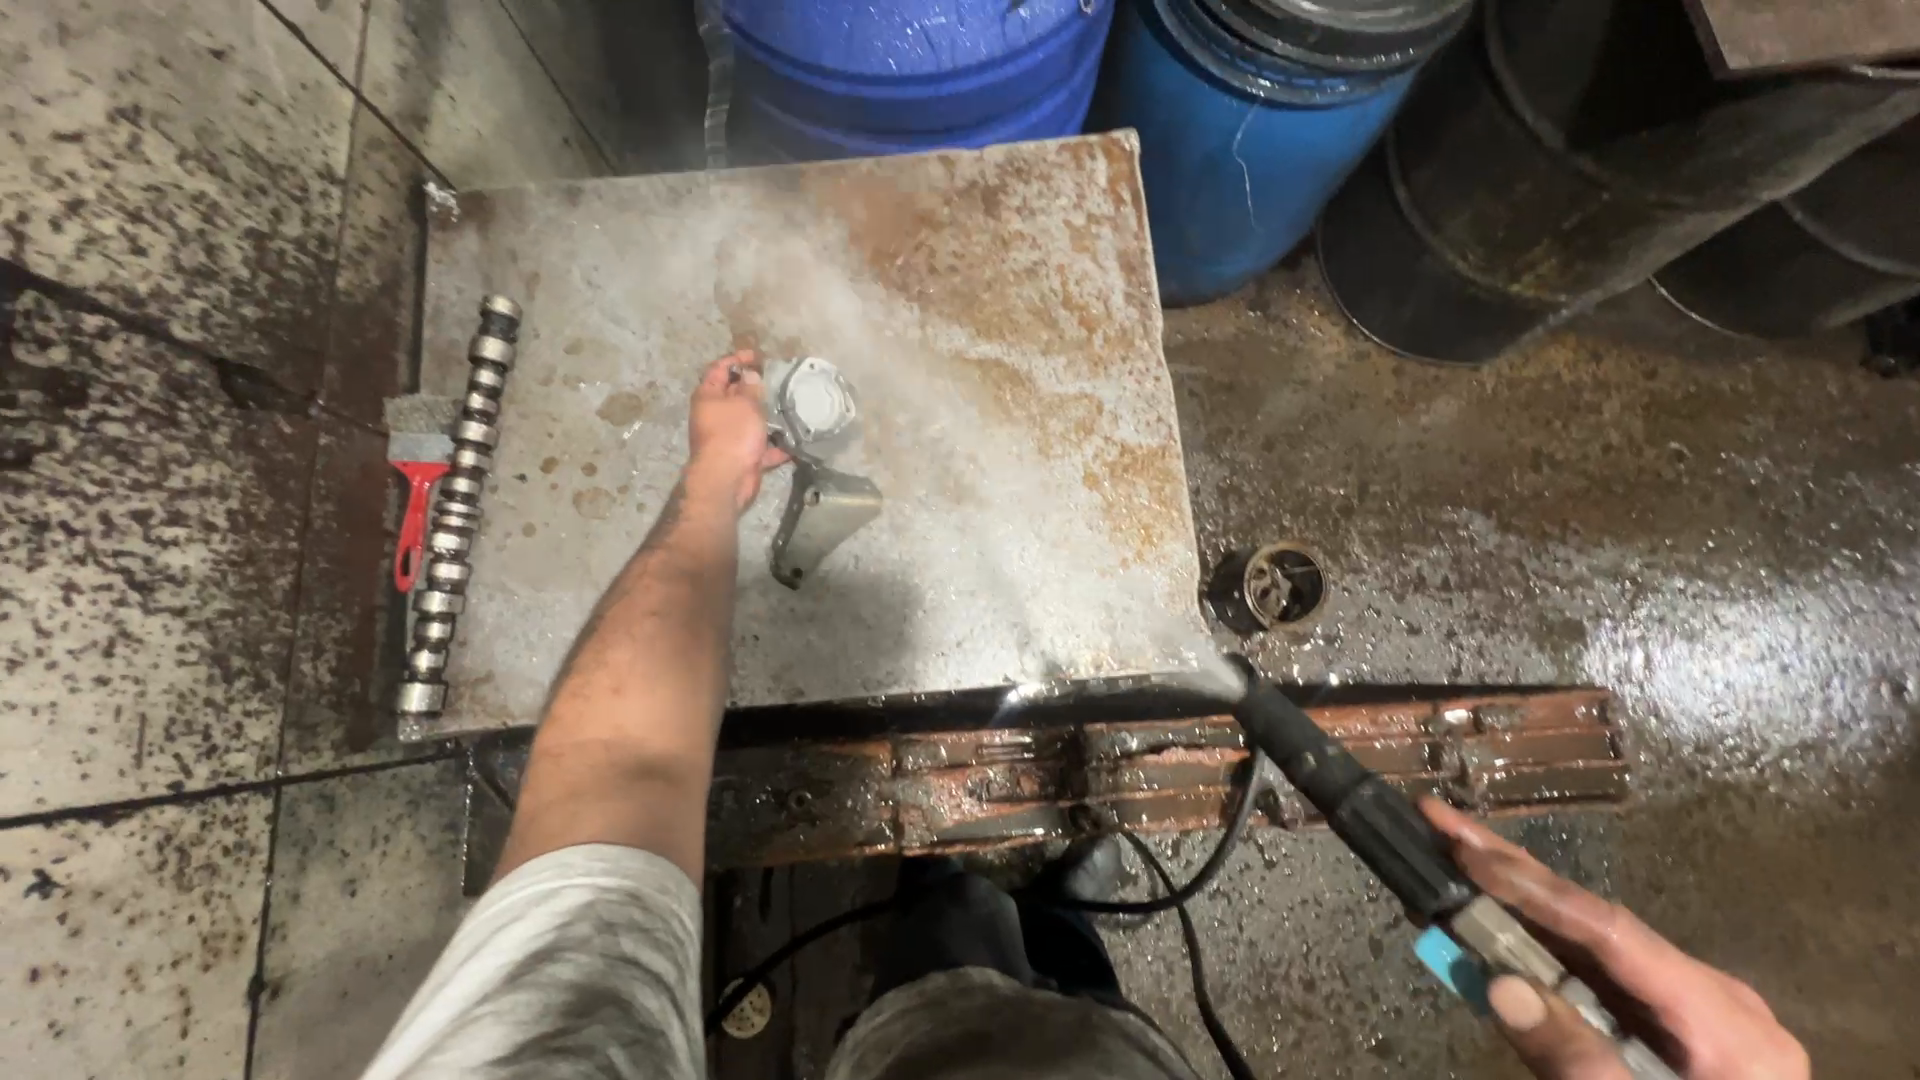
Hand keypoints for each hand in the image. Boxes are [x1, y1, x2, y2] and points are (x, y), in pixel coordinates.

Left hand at [685, 350, 789, 513]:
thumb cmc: (733, 433)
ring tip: (790, 407)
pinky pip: (761, 446)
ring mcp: (727, 437)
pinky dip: (775, 445)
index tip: (757, 356)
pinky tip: (794, 441)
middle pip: (734, 395)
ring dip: (767, 417)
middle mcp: (714, 415)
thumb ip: (750, 386)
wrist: (727, 478)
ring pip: (749, 421)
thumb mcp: (745, 402)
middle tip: (777, 381)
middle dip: (754, 387)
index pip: (719, 369)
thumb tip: (750, 376)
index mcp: (708, 396)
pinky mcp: (741, 456)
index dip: (737, 359)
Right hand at [1419, 799, 1807, 1079]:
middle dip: (1505, 864)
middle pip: (1586, 914)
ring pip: (1572, 932)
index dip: (1534, 890)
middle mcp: (1700, 992)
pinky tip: (1468, 910)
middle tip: (1435, 817)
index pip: (1614, 930)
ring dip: (1500, 892)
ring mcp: (1671, 1001)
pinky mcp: (1642, 1014)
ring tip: (1438, 848)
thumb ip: (1580, 1061)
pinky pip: (1570, 963)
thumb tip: (1499, 986)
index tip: (1465, 856)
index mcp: (1724, 1020)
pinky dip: (1515, 935)